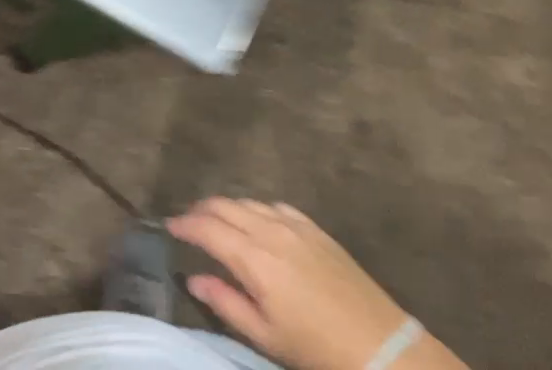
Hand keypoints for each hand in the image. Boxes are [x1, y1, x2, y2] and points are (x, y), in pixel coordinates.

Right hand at [170, 198, 442, 369]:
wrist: (383, 347)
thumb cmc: (317, 348)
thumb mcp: (264, 336)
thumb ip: (225, 303)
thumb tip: (194, 279)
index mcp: (254, 259)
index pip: (206, 228)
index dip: (183, 225)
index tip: (169, 228)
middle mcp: (271, 232)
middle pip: (224, 205)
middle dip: (200, 210)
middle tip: (187, 223)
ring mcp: (297, 227)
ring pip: (249, 202)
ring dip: (227, 207)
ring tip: (217, 221)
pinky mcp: (317, 231)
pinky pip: (277, 206)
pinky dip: (257, 209)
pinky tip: (257, 221)